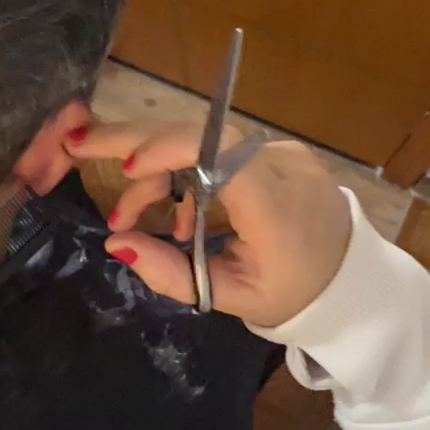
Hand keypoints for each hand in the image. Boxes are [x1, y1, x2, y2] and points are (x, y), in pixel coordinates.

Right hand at [68, 120, 352, 326]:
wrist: (350, 280)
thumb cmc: (290, 295)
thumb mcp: (228, 296)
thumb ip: (170, 273)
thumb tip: (116, 242)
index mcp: (279, 211)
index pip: (223, 155)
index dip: (169, 150)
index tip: (127, 170)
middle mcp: (284, 168)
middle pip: (202, 134)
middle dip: (134, 138)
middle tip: (79, 143)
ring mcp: (284, 153)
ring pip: (201, 140)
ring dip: (153, 169)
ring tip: (128, 215)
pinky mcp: (277, 150)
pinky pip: (217, 148)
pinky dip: (181, 170)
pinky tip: (174, 212)